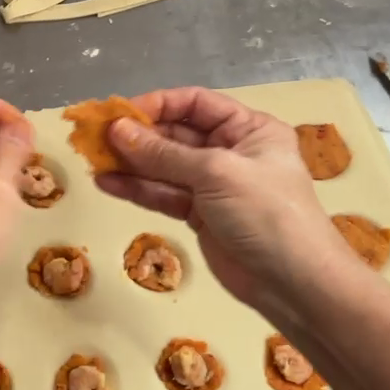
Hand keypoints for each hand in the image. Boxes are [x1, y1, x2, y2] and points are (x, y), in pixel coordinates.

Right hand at [94, 88, 355, 314]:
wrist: (296, 286)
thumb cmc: (266, 214)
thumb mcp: (215, 173)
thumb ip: (162, 153)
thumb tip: (116, 130)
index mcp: (248, 129)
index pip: (194, 103)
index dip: (156, 104)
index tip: (118, 114)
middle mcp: (230, 151)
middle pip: (174, 134)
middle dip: (136, 136)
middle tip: (96, 139)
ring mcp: (213, 185)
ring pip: (163, 165)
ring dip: (129, 163)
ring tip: (92, 161)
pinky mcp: (199, 213)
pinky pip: (162, 193)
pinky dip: (136, 188)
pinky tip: (106, 184)